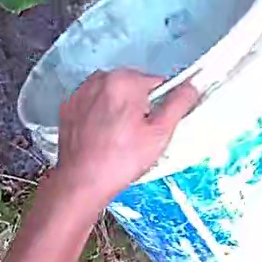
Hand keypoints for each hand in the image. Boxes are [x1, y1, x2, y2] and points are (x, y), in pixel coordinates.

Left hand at [49, 69, 200, 205]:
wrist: (81, 182)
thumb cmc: (123, 159)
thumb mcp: (159, 134)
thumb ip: (179, 104)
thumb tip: (193, 85)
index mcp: (124, 80)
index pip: (157, 83)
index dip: (161, 106)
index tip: (154, 127)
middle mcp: (99, 78)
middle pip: (133, 87)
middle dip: (139, 107)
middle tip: (137, 136)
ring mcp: (80, 92)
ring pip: (112, 95)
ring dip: (118, 110)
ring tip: (118, 138)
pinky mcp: (68, 107)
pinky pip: (93, 105)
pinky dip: (99, 115)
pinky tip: (101, 137)